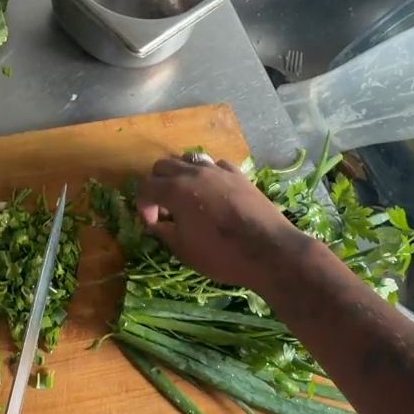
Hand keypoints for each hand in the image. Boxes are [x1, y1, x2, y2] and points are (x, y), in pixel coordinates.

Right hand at [134, 155, 313, 293]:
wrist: (269, 250)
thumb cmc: (222, 255)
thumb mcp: (185, 250)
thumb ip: (165, 233)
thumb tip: (156, 225)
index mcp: (175, 190)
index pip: (146, 188)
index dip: (143, 206)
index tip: (152, 223)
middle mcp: (193, 173)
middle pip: (163, 166)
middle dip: (157, 185)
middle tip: (166, 208)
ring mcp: (217, 170)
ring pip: (188, 158)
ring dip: (180, 174)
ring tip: (186, 194)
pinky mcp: (237, 174)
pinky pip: (214, 164)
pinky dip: (206, 174)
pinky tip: (212, 190)